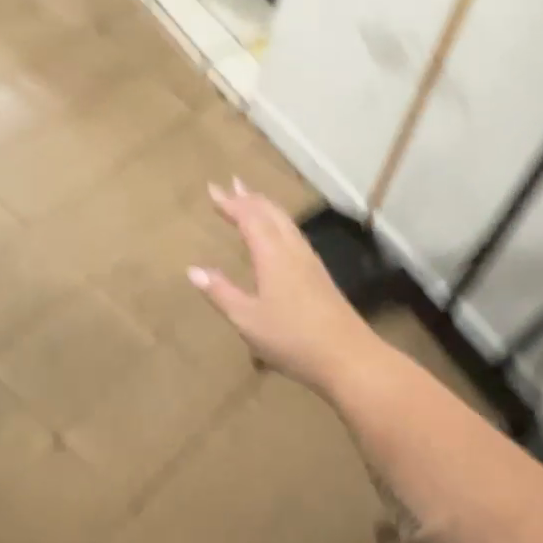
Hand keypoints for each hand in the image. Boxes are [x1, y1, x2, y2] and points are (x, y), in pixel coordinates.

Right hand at [189, 177, 380, 391]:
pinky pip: (295, 237)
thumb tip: (194, 269)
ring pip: (287, 224)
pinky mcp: (321, 277)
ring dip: (268, 208)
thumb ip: (221, 293)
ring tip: (254, 201)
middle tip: (234, 184)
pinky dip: (280, 225)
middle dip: (251, 198)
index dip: (231, 204)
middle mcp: (293, 251)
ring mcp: (311, 263)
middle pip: (272, 214)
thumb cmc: (292, 339)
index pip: (249, 219)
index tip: (213, 190)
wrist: (348, 358)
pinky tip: (281, 237)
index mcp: (272, 256)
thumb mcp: (247, 320)